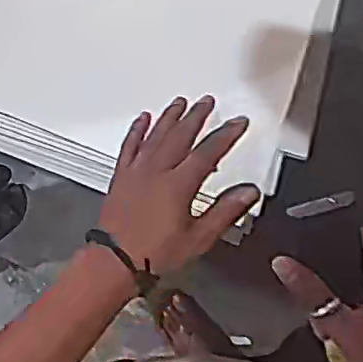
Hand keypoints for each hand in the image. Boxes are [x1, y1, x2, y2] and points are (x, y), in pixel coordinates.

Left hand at [94, 96, 260, 278]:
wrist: (115, 259)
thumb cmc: (154, 253)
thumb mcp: (198, 238)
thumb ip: (225, 212)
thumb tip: (247, 193)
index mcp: (178, 184)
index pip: (208, 152)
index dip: (225, 135)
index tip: (238, 123)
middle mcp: (156, 171)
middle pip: (180, 135)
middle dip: (196, 116)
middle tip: (207, 101)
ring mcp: (136, 170)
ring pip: (156, 134)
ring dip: (170, 116)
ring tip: (180, 102)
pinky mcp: (121, 174)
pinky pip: (130, 144)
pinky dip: (137, 129)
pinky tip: (143, 118)